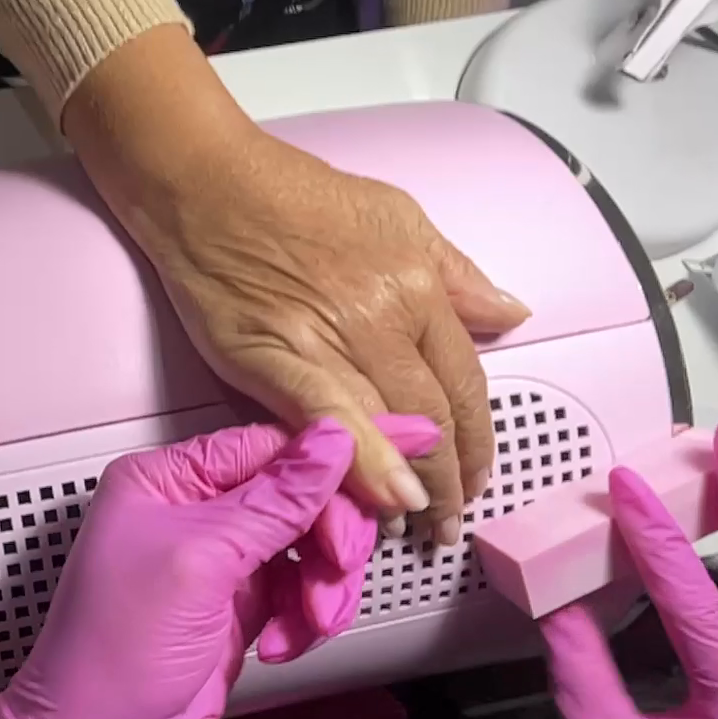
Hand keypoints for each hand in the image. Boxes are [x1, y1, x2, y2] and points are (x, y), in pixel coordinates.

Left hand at [0, 417, 424, 718]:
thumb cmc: (121, 648)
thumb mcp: (201, 562)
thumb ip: (275, 500)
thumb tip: (335, 437)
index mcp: (166, 478)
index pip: (267, 444)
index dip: (337, 451)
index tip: (410, 446)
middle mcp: (192, 507)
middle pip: (296, 492)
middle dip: (329, 532)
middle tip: (338, 568)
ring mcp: (217, 557)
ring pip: (306, 543)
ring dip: (322, 583)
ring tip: (311, 622)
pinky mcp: (238, 602)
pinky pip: (299, 589)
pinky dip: (305, 616)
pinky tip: (282, 646)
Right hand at [135, 128, 527, 542]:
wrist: (209, 188)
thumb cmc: (295, 194)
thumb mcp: (395, 214)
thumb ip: (453, 272)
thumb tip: (508, 315)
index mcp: (417, 285)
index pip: (463, 381)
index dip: (475, 439)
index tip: (473, 476)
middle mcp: (383, 319)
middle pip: (433, 415)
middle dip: (449, 479)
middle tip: (447, 521)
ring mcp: (329, 342)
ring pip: (390, 426)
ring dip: (411, 488)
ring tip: (414, 530)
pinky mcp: (274, 359)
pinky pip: (328, 418)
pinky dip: (362, 461)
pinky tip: (382, 502)